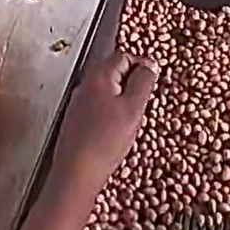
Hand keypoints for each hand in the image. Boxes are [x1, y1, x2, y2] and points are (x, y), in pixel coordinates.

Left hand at [51, 51, 158, 194]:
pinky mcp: (76, 120)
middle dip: (132, 82)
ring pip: (107, 90)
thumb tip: (149, 64)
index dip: (142, 64)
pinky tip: (116, 131)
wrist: (77, 173)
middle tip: (143, 101)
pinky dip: (112, 112)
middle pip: (114, 71)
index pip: (124, 56)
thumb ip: (143, 81)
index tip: (153, 79)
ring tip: (132, 118)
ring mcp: (79, 103)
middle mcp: (85, 85)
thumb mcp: (133, 108)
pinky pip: (99, 106)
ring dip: (123, 98)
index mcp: (99, 77)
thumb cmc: (105, 141)